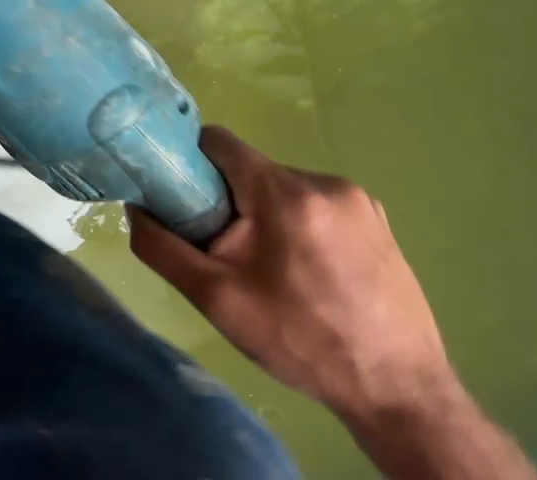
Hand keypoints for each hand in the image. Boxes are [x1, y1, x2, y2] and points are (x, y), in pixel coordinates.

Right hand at [129, 127, 452, 422]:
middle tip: (219, 248)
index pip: (215, 142)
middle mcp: (328, 185)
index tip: (176, 200)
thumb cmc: (300, 340)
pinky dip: (289, 224)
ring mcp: (361, 204)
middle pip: (246, 168)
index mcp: (287, 194)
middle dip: (221, 198)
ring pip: (277, 187)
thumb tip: (136, 209)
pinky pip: (310, 204)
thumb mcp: (212, 296)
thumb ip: (159, 245)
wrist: (400, 393)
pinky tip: (296, 269)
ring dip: (256, 213)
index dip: (184, 162)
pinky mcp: (378, 224)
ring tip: (260, 265)